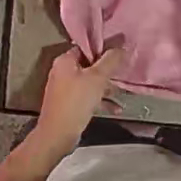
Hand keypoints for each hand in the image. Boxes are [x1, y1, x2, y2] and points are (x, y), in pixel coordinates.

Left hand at [17, 45, 122, 173]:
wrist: (58, 134)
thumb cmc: (76, 102)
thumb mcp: (97, 78)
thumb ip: (110, 61)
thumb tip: (121, 47)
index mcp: (65, 61)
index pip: (86, 47)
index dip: (103, 49)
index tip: (119, 53)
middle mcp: (62, 72)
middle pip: (89, 65)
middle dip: (107, 71)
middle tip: (122, 73)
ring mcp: (65, 89)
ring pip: (90, 82)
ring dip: (106, 87)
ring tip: (122, 92)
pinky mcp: (69, 104)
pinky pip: (87, 97)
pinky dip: (100, 100)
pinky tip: (116, 108)